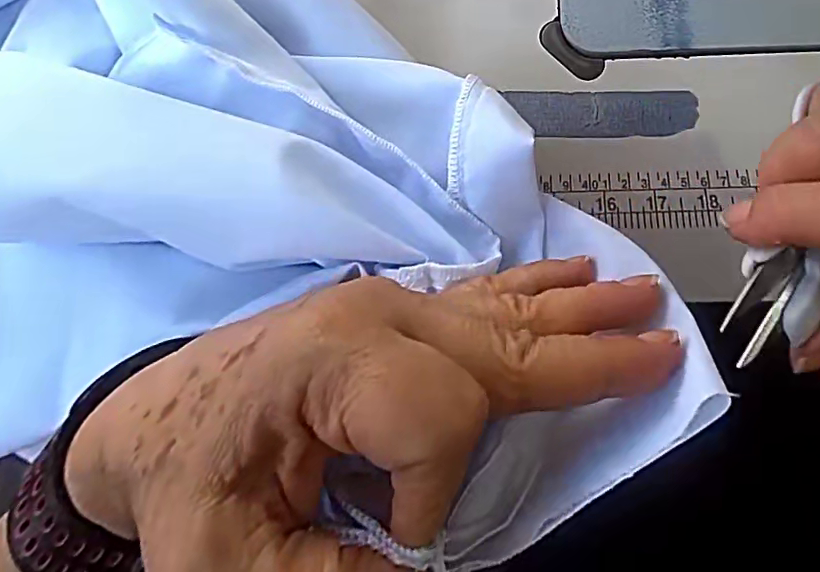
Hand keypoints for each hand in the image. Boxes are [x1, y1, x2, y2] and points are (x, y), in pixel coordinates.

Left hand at [62, 260, 681, 569]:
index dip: (425, 499)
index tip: (384, 527)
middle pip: (499, 338)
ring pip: (499, 308)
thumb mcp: (236, 564)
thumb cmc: (190, 482)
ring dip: (572, 305)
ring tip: (629, 291)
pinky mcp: (388, 311)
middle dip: (586, 345)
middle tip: (661, 334)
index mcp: (337, 359)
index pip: (434, 419)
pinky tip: (562, 277)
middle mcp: (374, 315)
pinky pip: (476, 300)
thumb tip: (430, 559)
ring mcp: (385, 304)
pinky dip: (528, 292)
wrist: (159, 416)